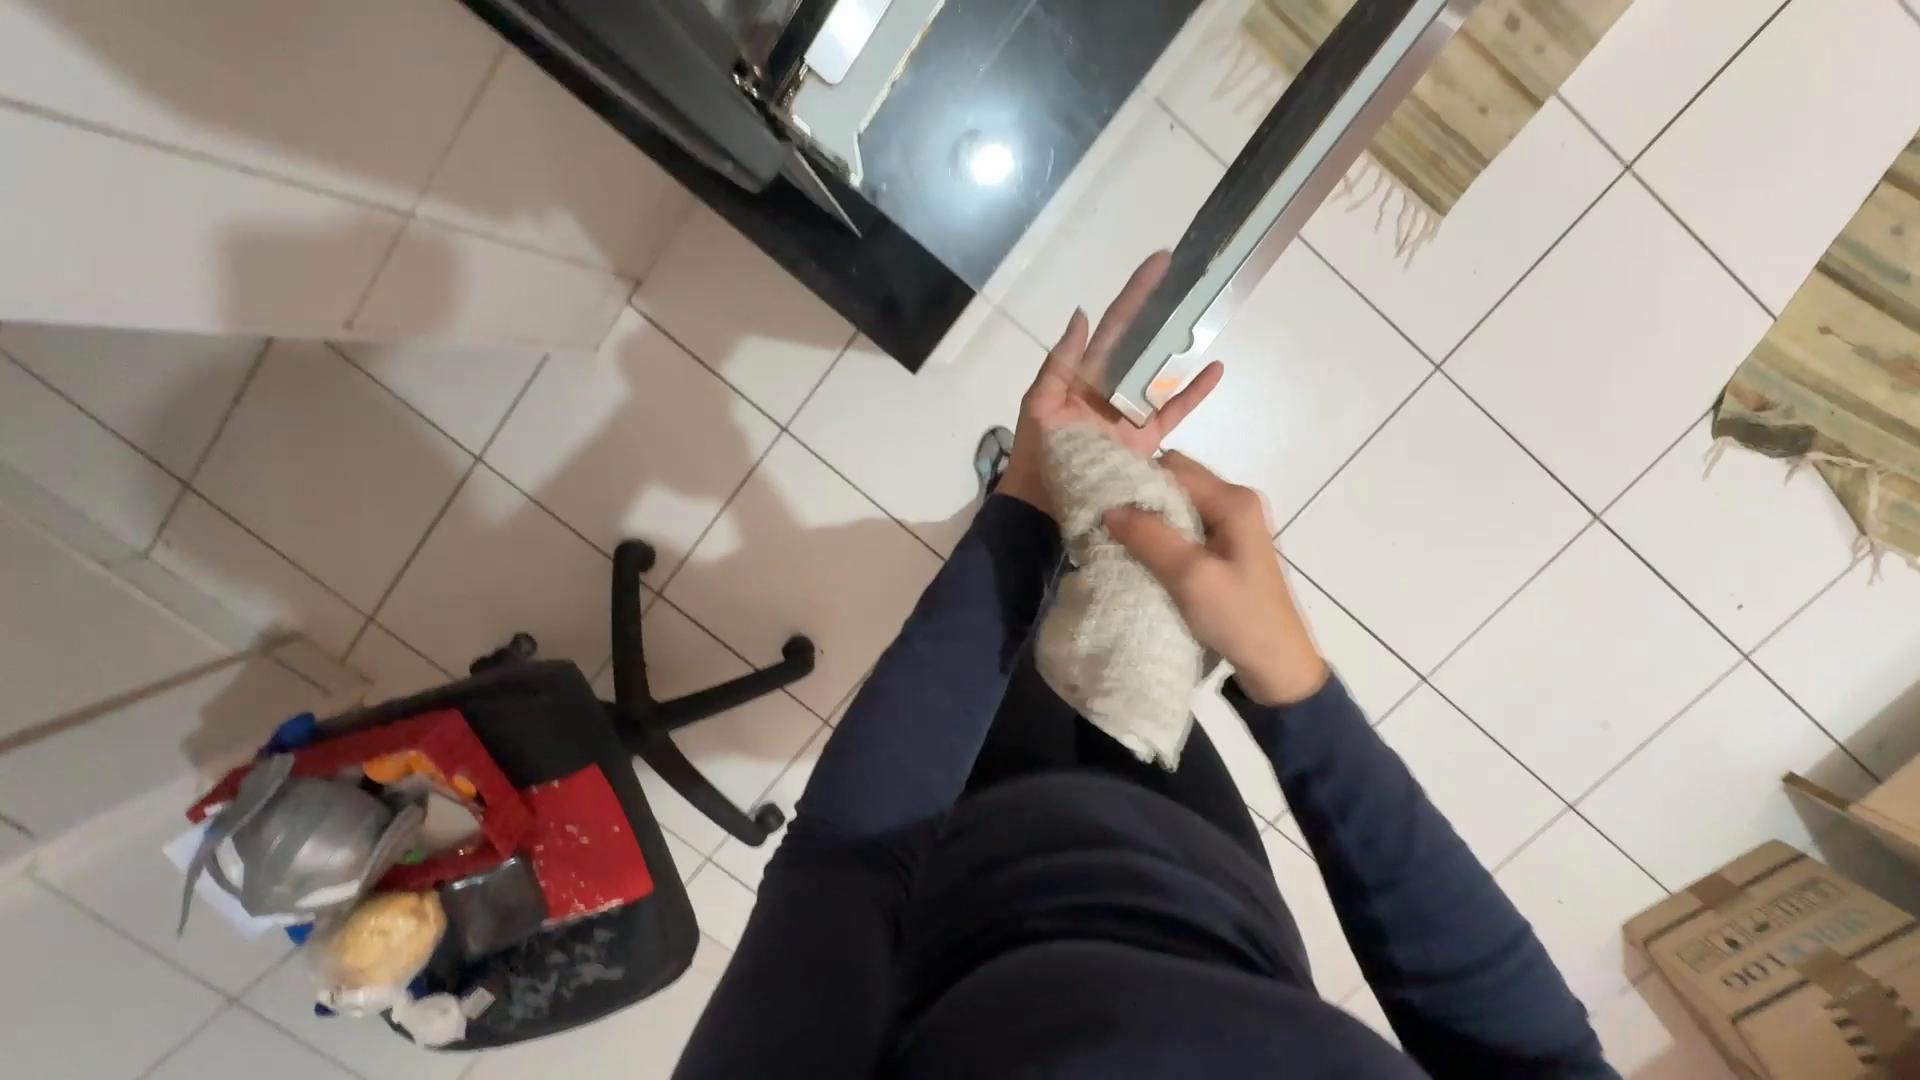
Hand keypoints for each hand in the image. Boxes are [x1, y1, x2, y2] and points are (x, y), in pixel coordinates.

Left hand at [996, 251, 1224, 516]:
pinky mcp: (1145, 440)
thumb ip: (1060, 363)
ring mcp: (1130, 414)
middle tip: (1190, 277)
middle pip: (1141, 343)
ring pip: (1160, 373)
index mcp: (1084, 376)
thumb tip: (1083, 315)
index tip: (1159, 262)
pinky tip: (1215, 370)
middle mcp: (1111, 389)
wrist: (1042, 505)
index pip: (1113, 327)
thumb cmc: (1037, 453)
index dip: (1135, 294)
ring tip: (1206, 315)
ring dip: (1180, 346)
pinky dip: (1193, 393)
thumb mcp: (1039, 404)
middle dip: (1162, 311)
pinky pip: (1173, 412)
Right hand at [1103, 453, 1329, 705]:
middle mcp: (1235, 502)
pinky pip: (1185, 528)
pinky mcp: (1226, 548)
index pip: (1172, 468)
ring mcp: (1232, 526)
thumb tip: (1109, 508)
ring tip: (1118, 539)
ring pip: (1178, 506)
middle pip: (1176, 481)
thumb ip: (1150, 537)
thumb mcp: (1190, 577)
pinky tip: (1141, 554)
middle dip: (1140, 498)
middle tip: (1106, 523)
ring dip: (1148, 519)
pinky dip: (1161, 535)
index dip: (1136, 480)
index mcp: (1233, 500)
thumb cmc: (1238, 618)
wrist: (1276, 665)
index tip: (1102, 503)